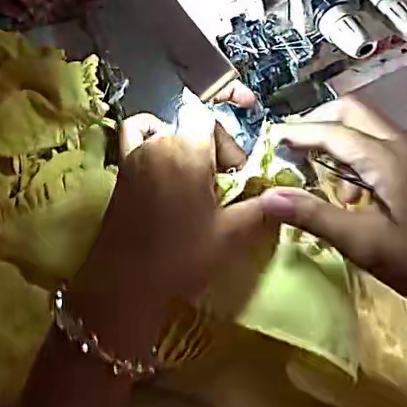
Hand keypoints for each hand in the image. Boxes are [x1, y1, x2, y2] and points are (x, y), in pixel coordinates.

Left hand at [70, 104, 273, 355]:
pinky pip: (136, 134)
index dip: (229, 141)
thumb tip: (285, 194)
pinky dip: (151, 136)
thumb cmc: (181, 258)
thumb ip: (261, 207)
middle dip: (215, 150)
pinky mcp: (121, 167)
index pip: (213, 118)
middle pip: (194, 126)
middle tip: (224, 189)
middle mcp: (160, 141)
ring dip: (187, 148)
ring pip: (170, 131)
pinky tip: (163, 161)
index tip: (239, 172)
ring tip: (196, 183)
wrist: (126, 288)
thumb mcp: (230, 234)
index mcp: (188, 149)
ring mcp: (136, 152)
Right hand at [258, 96, 406, 317]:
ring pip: (369, 128)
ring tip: (319, 175)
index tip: (270, 141)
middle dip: (318, 123)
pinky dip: (359, 155)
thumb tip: (269, 196)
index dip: (297, 133)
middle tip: (293, 148)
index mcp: (390, 159)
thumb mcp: (367, 245)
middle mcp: (406, 145)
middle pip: (353, 112)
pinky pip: (383, 145)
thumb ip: (316, 216)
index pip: (332, 131)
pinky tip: (355, 194)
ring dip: (340, 140)